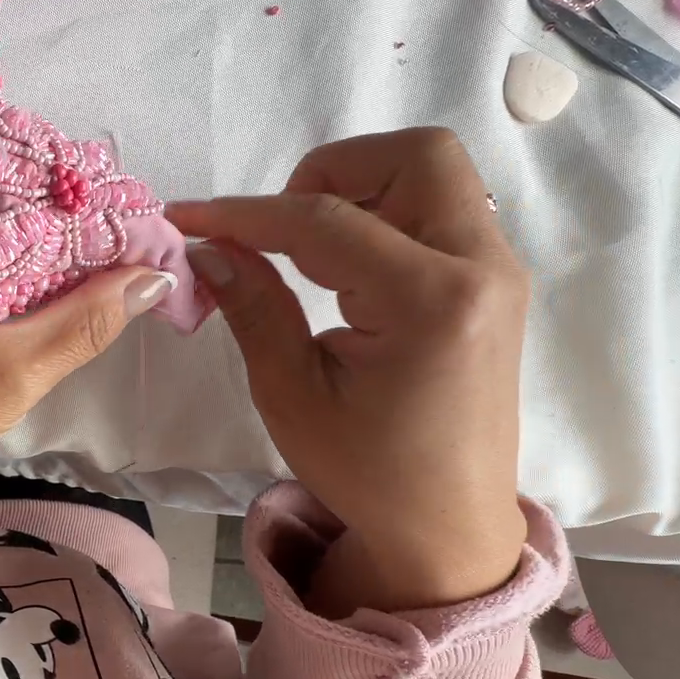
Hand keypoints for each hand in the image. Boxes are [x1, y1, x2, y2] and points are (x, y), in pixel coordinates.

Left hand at [0, 215, 174, 543]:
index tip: (129, 199)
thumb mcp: (9, 376)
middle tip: (129, 215)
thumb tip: (155, 276)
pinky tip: (61, 271)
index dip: (66, 186)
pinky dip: (16, 262)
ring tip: (110, 236)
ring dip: (42, 236)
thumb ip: (81, 324)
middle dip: (60, 207)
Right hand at [168, 128, 528, 614]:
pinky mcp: (488, 281)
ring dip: (354, 189)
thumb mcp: (289, 394)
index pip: (325, 221)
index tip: (184, 217)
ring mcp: (495, 270)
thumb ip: (253, 307)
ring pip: (430, 174)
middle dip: (326, 172)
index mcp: (430, 302)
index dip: (244, 212)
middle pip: (414, 156)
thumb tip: (208, 248)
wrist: (444, 522)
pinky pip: (436, 210)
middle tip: (272, 227)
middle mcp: (481, 267)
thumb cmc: (363, 469)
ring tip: (298, 251)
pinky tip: (335, 268)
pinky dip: (377, 215)